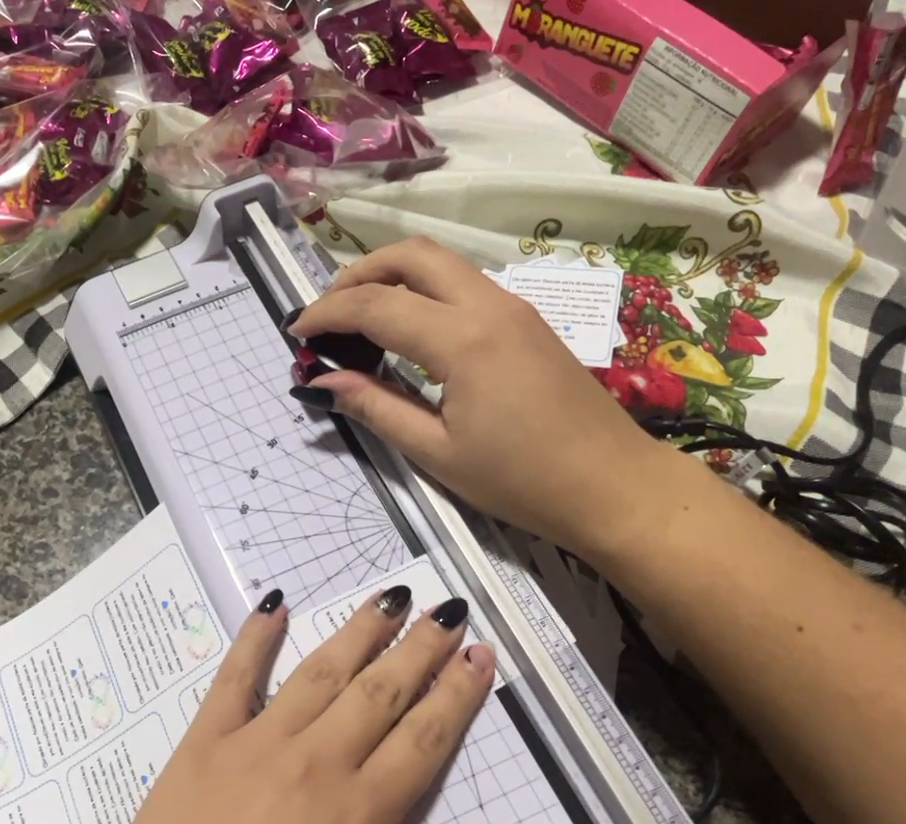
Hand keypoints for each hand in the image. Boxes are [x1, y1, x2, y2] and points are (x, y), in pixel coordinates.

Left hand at [32, 588, 528, 823]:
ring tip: (390, 598)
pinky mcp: (205, 739)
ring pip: (322, 672)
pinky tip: (275, 604)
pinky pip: (236, 675)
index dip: (458, 693)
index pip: (425, 737)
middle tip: (448, 610)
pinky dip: (256, 636)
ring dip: (360, 631)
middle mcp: (315, 761)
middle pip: (381, 691)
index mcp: (360, 812)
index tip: (480, 654)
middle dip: (420, 647)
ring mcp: (256, 742)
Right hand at [288, 236, 686, 558]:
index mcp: (462, 340)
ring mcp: (513, 307)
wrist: (610, 485)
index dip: (327, 314)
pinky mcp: (526, 320)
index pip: (375, 305)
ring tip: (358, 320)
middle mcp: (487, 305)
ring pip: (439, 262)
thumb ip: (375, 408)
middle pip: (409, 255)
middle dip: (357, 274)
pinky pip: (462, 284)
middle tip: (327, 315)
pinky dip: (422, 291)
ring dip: (391, 277)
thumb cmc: (520, 480)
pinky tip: (407, 330)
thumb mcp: (436, 452)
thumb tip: (321, 383)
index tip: (295, 334)